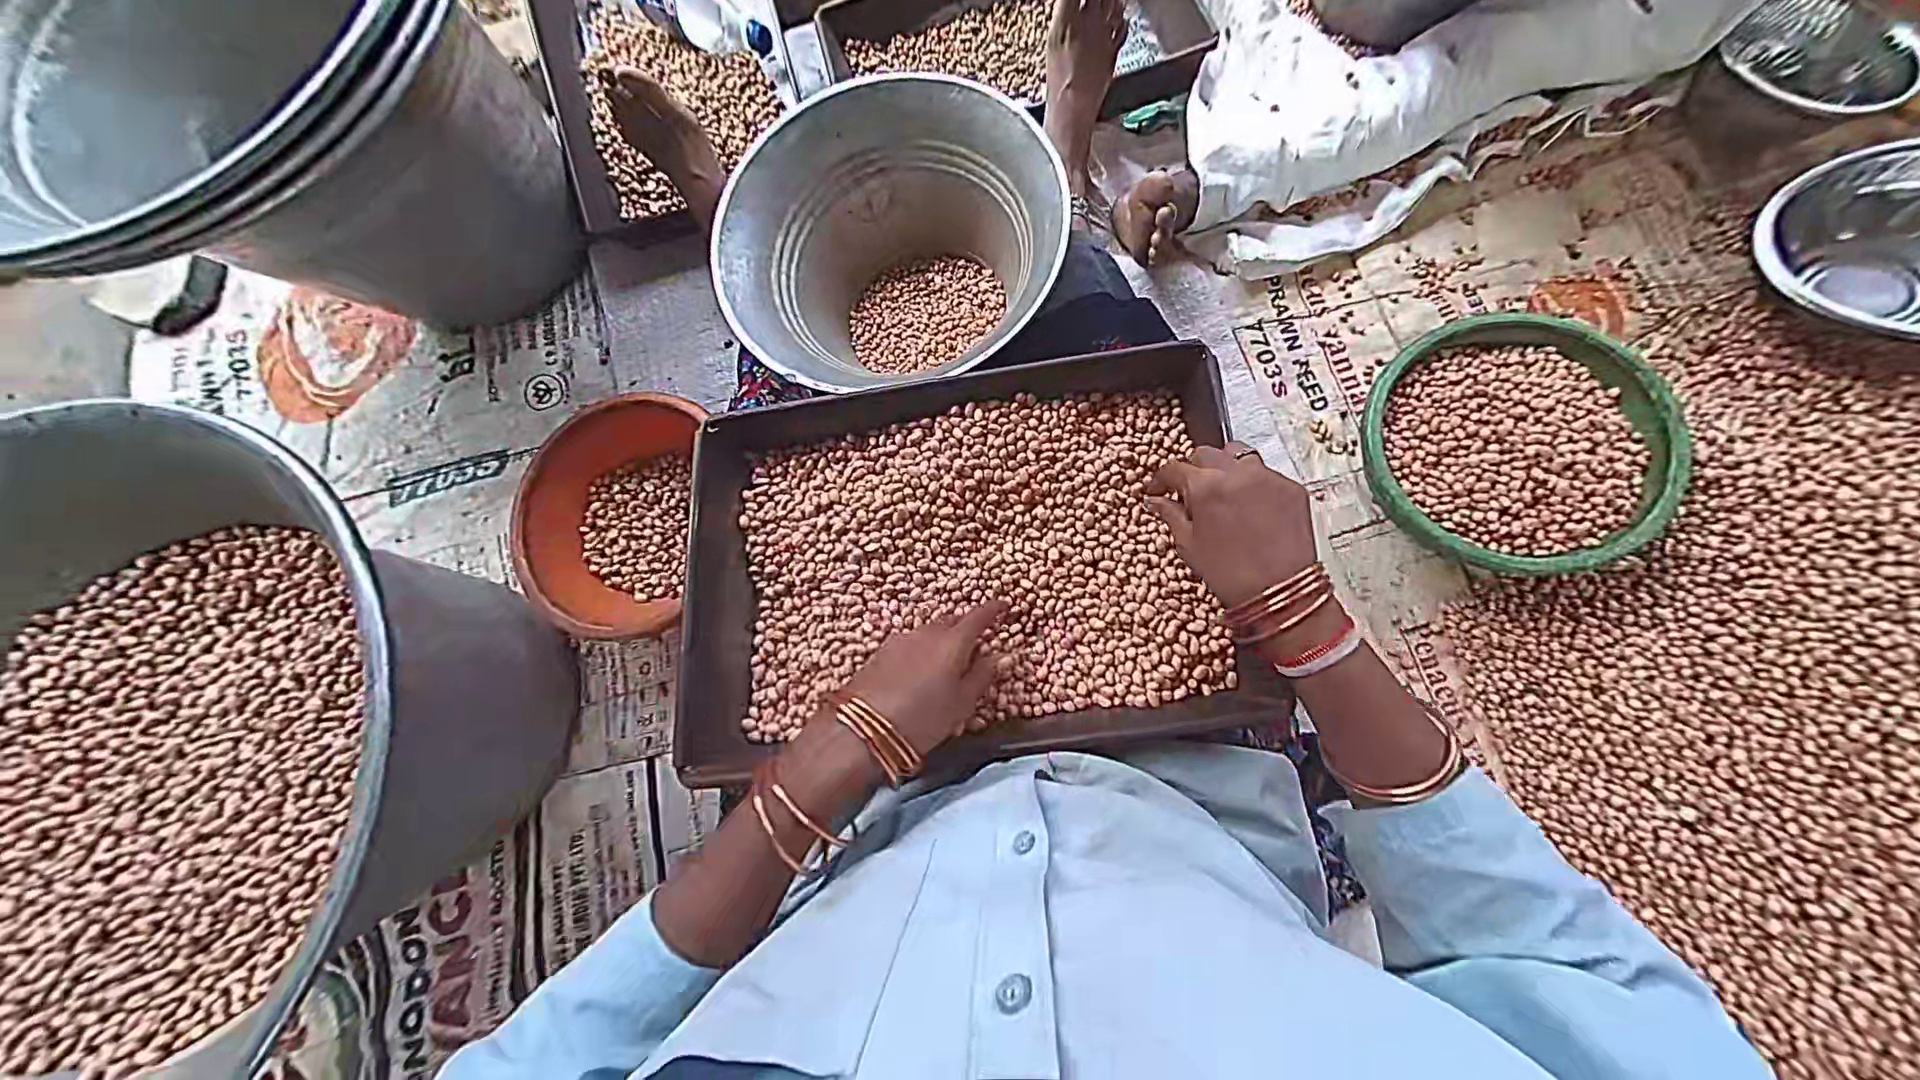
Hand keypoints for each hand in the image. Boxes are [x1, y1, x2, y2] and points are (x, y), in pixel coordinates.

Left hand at [833, 599, 1008, 760]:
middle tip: (976, 644)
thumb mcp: (961, 704)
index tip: (1004, 606)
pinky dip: (922, 651)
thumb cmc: (922, 719)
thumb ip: (981, 676)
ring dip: (942, 640)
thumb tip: (998, 656)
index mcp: (954, 642)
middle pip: (952, 621)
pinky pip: (911, 643)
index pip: (979, 616)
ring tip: (946, 664)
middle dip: (966, 627)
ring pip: (929, 632)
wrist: (862, 728)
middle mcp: (927, 632)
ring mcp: (902, 639)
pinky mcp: (882, 651)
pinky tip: (920, 672)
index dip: (994, 609)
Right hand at [1144, 443, 1317, 608]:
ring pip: (1238, 455)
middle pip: (1205, 454)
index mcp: (1206, 487)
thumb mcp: (1189, 544)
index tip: (1159, 489)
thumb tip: (1157, 501)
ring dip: (1223, 468)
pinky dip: (1251, 483)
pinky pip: (1265, 474)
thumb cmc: (1232, 574)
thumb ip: (1170, 515)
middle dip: (1192, 470)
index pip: (1174, 468)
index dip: (1161, 480)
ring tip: (1221, 492)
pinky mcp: (1291, 488)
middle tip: (1188, 492)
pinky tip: (1247, 507)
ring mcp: (1267, 478)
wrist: (1280, 591)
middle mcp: (1237, 473)